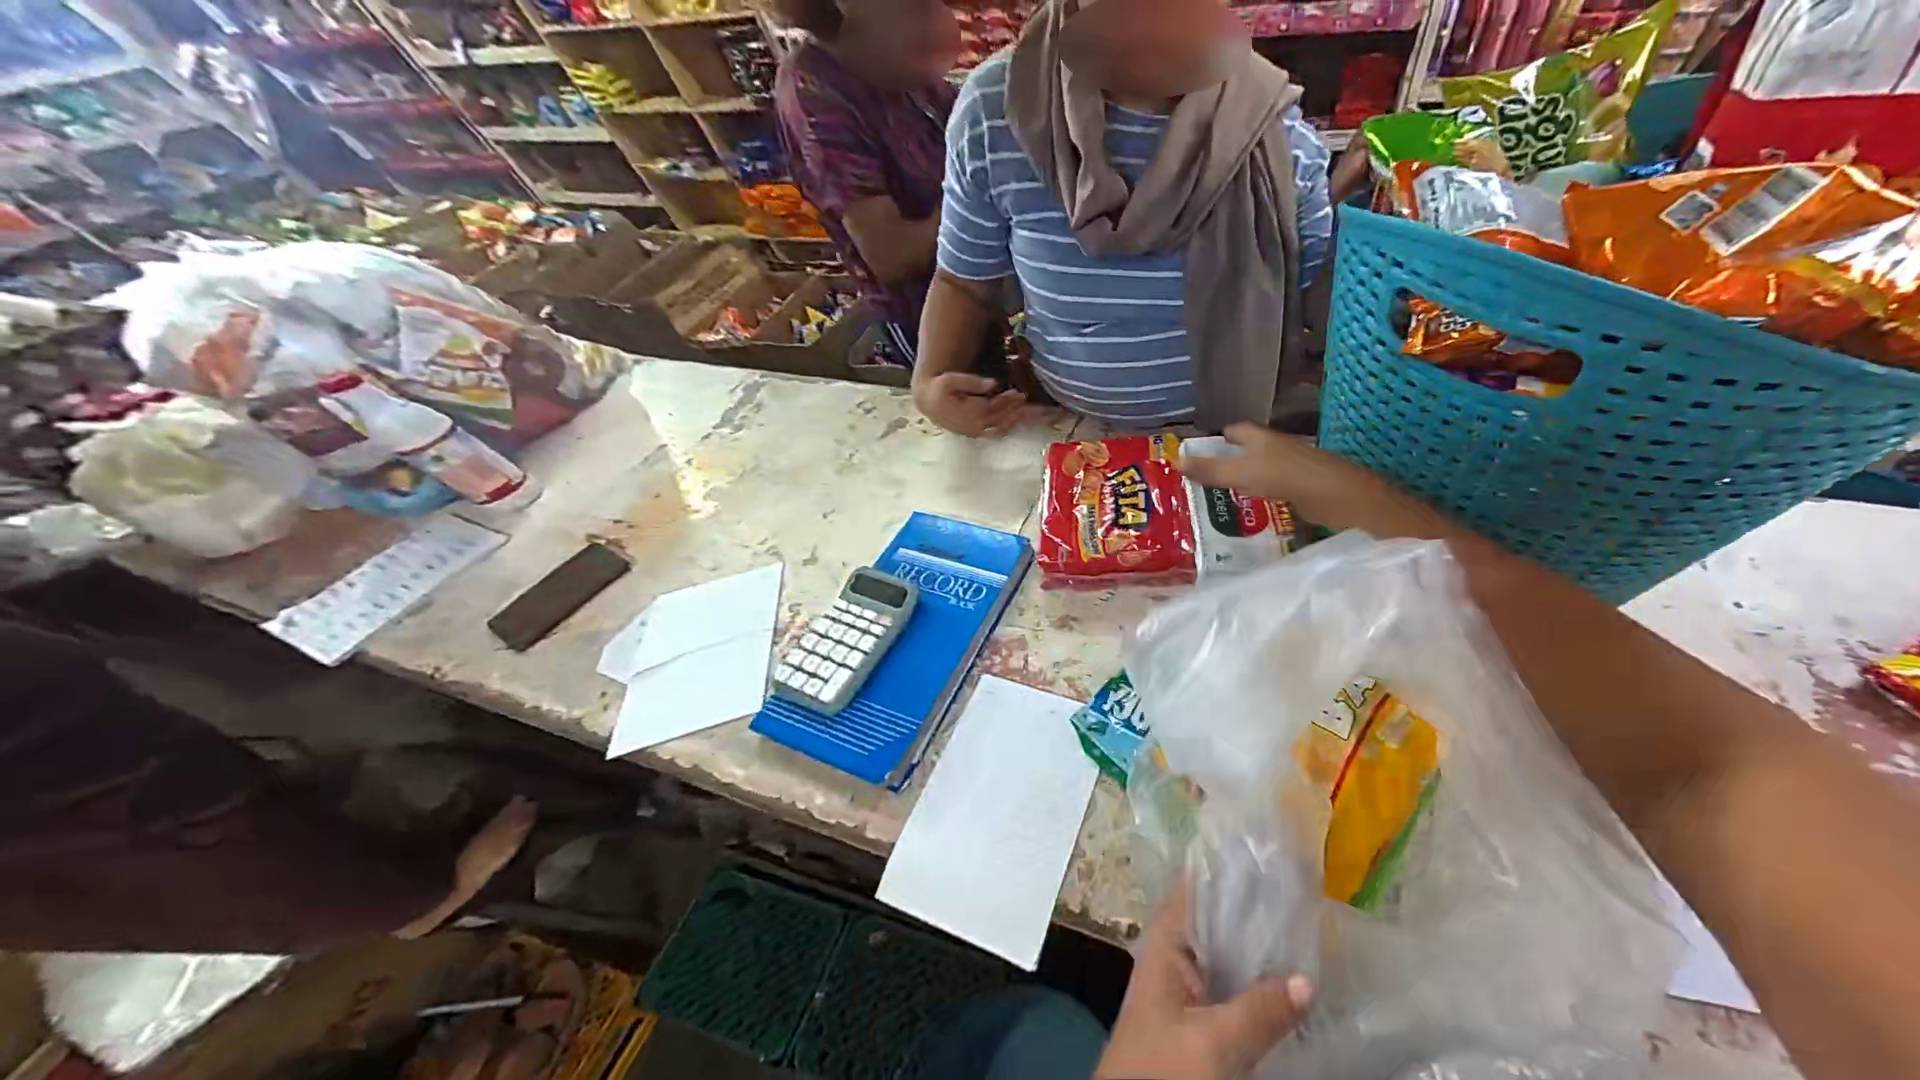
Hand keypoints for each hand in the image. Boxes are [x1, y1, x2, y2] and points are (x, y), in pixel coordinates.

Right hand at [914, 372, 1026, 436]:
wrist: (928, 403)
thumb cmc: (939, 389)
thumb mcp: (950, 380)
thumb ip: (971, 382)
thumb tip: (994, 383)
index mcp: (969, 411)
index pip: (994, 406)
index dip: (1008, 401)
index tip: (1019, 394)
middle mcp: (974, 424)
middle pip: (999, 418)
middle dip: (1013, 410)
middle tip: (1025, 400)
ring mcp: (974, 432)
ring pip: (998, 428)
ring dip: (1012, 421)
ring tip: (1023, 412)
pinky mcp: (974, 434)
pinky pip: (993, 433)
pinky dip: (1005, 428)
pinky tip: (1013, 421)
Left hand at [1095, 883, 1311, 1079]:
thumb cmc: (1161, 1073)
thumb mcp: (1214, 1046)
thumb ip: (1261, 1011)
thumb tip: (1308, 978)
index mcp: (1165, 944)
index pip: (1193, 887)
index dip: (1225, 866)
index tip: (1266, 849)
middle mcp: (1175, 957)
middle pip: (1216, 919)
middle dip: (1254, 906)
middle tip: (1304, 887)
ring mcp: (1187, 991)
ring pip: (1228, 955)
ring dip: (1260, 945)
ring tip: (1311, 923)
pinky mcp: (1200, 1023)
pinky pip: (1233, 989)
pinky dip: (1260, 983)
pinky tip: (1295, 983)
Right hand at [1181, 423, 1447, 538]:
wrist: (1340, 498)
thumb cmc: (1286, 477)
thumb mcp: (1240, 473)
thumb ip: (1209, 469)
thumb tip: (1175, 461)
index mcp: (1263, 438)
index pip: (1237, 431)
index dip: (1221, 437)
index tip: (1203, 447)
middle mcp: (1279, 449)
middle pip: (1251, 450)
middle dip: (1232, 459)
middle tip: (1208, 474)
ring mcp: (1295, 469)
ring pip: (1263, 470)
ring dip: (1246, 480)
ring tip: (1224, 496)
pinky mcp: (1306, 490)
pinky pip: (1275, 490)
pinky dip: (1261, 496)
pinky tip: (1252, 511)